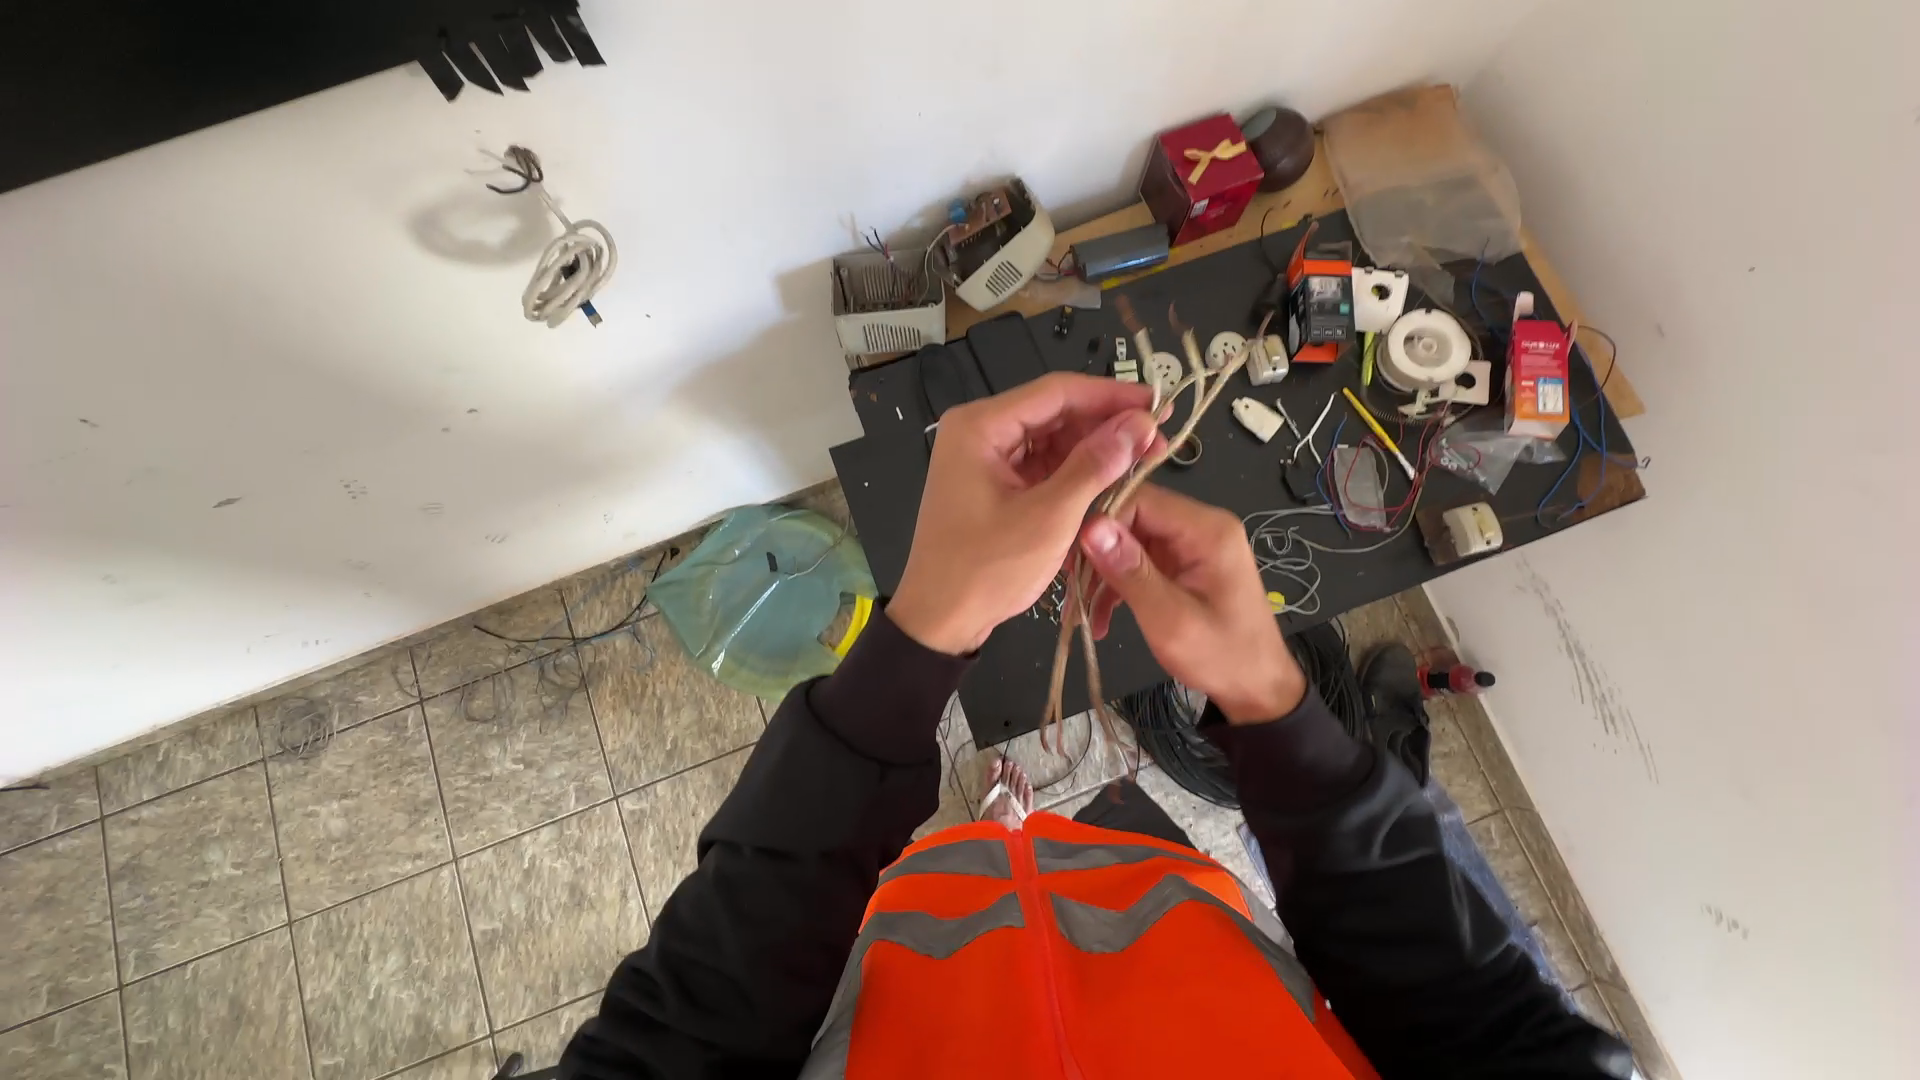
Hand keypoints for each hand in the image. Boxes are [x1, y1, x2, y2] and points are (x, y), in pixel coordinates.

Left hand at [888, 374, 1159, 654]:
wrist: (939, 620)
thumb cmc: (985, 570)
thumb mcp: (1048, 517)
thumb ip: (1095, 466)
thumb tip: (1140, 425)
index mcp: (980, 427)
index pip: (1056, 392)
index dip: (1111, 396)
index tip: (1157, 404)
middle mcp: (979, 432)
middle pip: (1055, 413)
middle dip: (1106, 426)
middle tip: (1157, 441)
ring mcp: (984, 460)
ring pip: (1052, 441)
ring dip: (1094, 451)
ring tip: (1143, 460)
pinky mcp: (993, 485)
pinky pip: (1042, 467)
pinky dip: (1075, 474)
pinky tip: (1110, 481)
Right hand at [1076, 484, 1305, 723]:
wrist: (1257, 689)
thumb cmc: (1220, 656)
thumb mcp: (1170, 618)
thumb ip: (1130, 571)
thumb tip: (1090, 526)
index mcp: (1206, 530)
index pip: (1140, 498)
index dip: (1102, 523)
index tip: (1074, 560)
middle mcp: (1201, 527)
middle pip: (1133, 517)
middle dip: (1098, 552)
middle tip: (1071, 587)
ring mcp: (1190, 546)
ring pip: (1130, 540)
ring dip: (1103, 574)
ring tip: (1082, 610)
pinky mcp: (1181, 565)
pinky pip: (1139, 561)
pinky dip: (1118, 586)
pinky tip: (1101, 617)